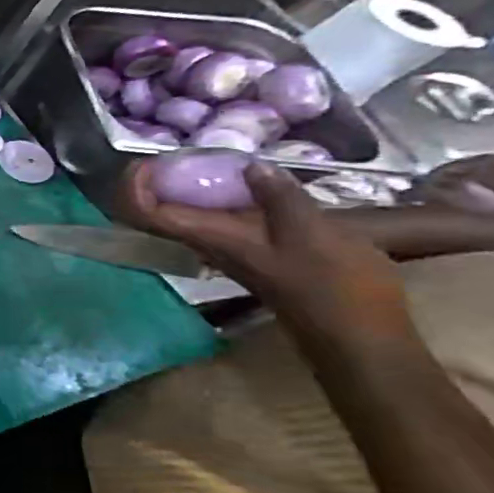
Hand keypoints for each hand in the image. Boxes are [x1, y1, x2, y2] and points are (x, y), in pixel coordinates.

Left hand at [116, 160, 412, 345]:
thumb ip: (278, 196)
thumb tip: (248, 165)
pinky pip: (216, 219)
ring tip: (207, 160)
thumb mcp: (311, 230)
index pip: (145, 213)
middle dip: (153, 182)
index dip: (133, 186)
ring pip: (185, 215)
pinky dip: (217, 197)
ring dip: (184, 187)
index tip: (148, 161)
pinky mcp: (250, 252)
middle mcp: (206, 244)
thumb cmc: (335, 284)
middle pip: (156, 212)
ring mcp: (227, 249)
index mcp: (208, 237)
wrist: (359, 336)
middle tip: (176, 155)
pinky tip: (245, 182)